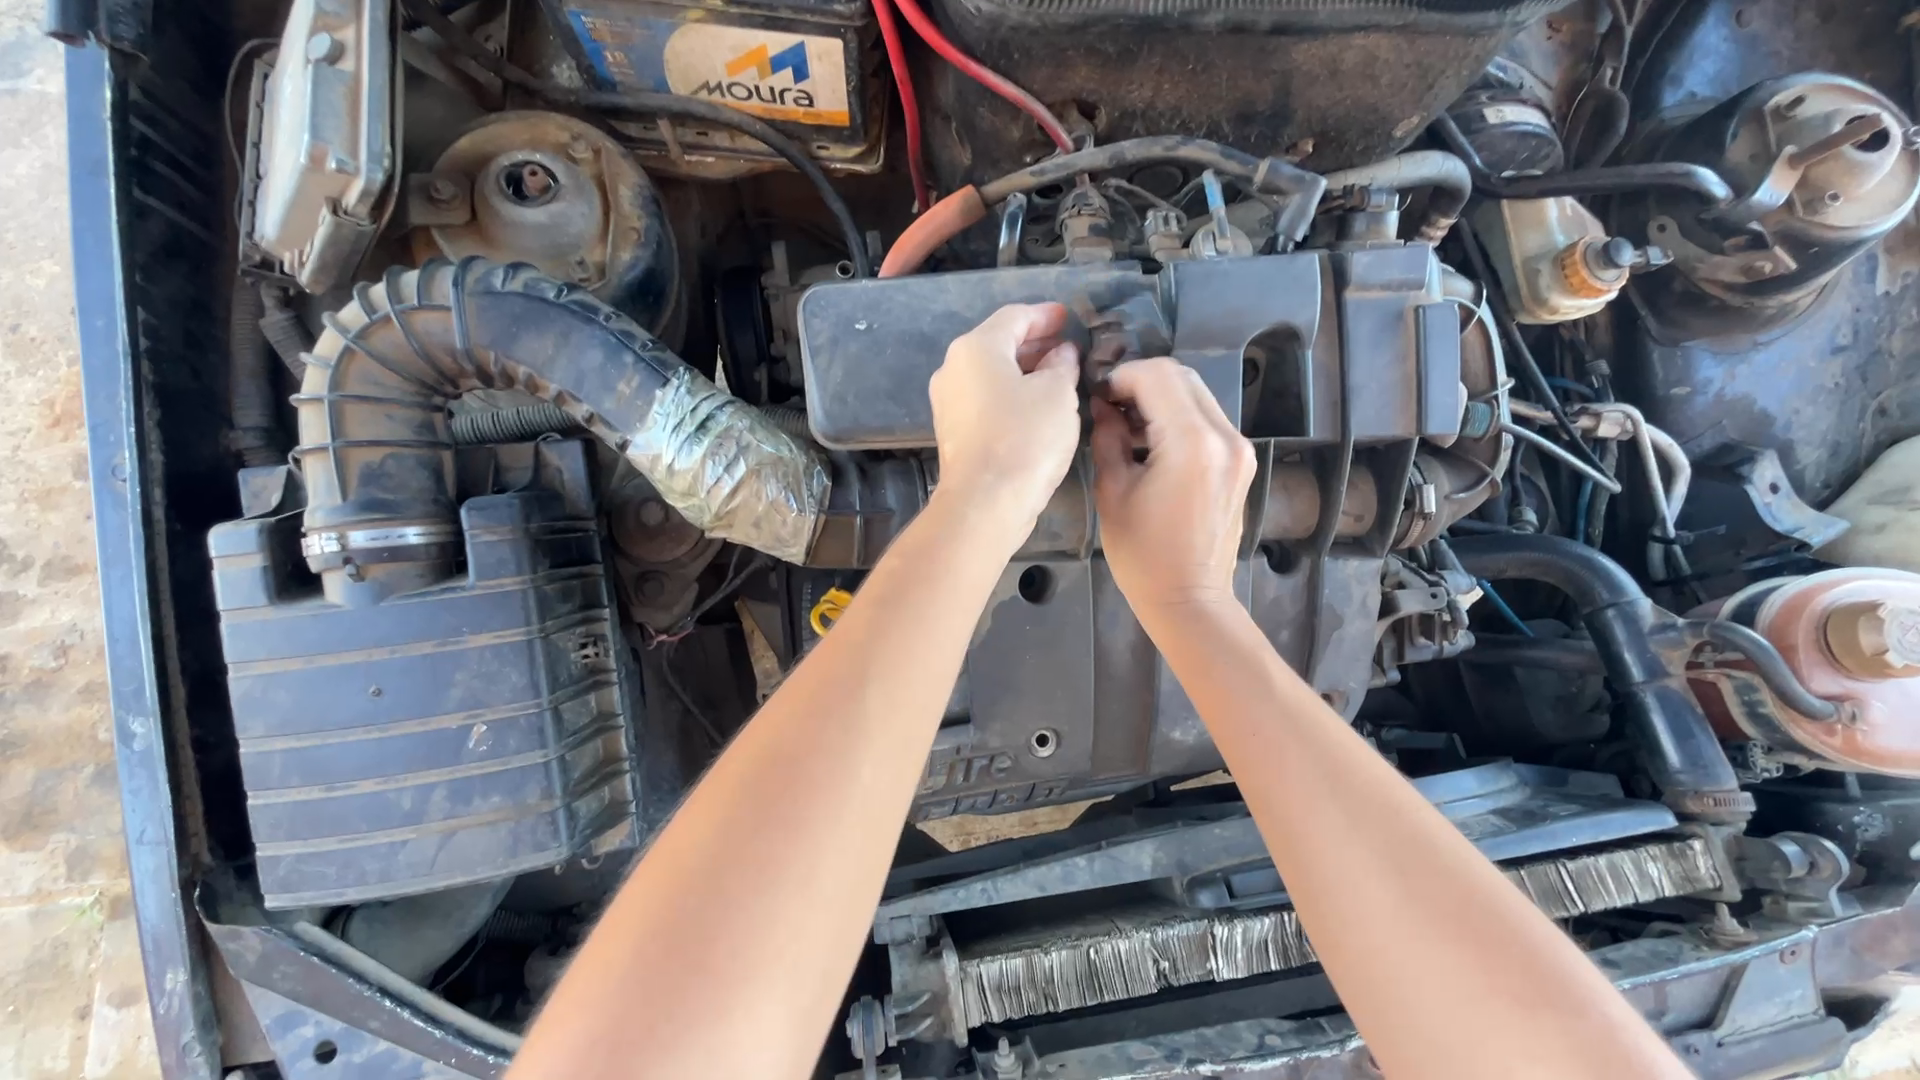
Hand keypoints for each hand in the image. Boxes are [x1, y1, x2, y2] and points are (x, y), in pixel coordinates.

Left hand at [929, 303, 1080, 536]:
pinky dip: (1010, 394)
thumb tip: (1060, 353)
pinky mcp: (952, 432)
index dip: (1044, 316)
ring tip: (1057, 375)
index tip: (1067, 318)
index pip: (1014, 317)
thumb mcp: (1058, 394)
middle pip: (997, 344)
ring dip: (1023, 371)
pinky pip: (985, 400)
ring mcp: (948, 402)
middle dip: (1034, 344)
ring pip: (990, 374)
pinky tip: (1035, 405)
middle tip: (1066, 347)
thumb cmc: (1025, 437)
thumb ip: (1062, 365)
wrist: (985, 501)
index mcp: (975, 348)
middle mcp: (952, 368)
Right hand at [1090, 358, 1255, 628]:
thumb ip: (1107, 439)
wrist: (1190, 599)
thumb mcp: (1112, 493)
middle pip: (1182, 377)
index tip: (1097, 397)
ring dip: (1160, 398)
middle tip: (1109, 407)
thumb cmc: (1143, 555)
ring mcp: (1240, 449)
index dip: (1121, 377)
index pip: (1157, 376)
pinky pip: (1208, 420)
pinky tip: (1152, 443)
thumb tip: (1103, 407)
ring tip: (1127, 426)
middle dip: (1141, 382)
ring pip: (1197, 395)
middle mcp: (1225, 437)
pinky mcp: (1241, 462)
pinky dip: (1178, 417)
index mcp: (1192, 443)